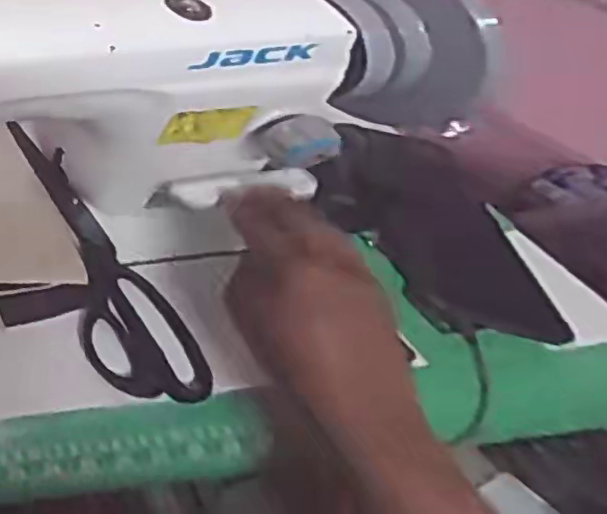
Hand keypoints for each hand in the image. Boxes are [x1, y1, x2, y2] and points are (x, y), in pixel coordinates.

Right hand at [224, 188, 414, 432]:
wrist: (366, 412)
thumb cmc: (295, 365)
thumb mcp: (248, 315)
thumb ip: (245, 275)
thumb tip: (251, 257)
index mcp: (291, 263)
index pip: (258, 219)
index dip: (238, 205)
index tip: (227, 197)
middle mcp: (329, 259)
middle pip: (296, 214)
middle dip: (271, 200)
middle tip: (251, 193)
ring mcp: (359, 272)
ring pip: (324, 226)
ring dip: (300, 214)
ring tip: (282, 210)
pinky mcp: (378, 289)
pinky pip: (343, 247)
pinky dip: (323, 235)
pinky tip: (313, 241)